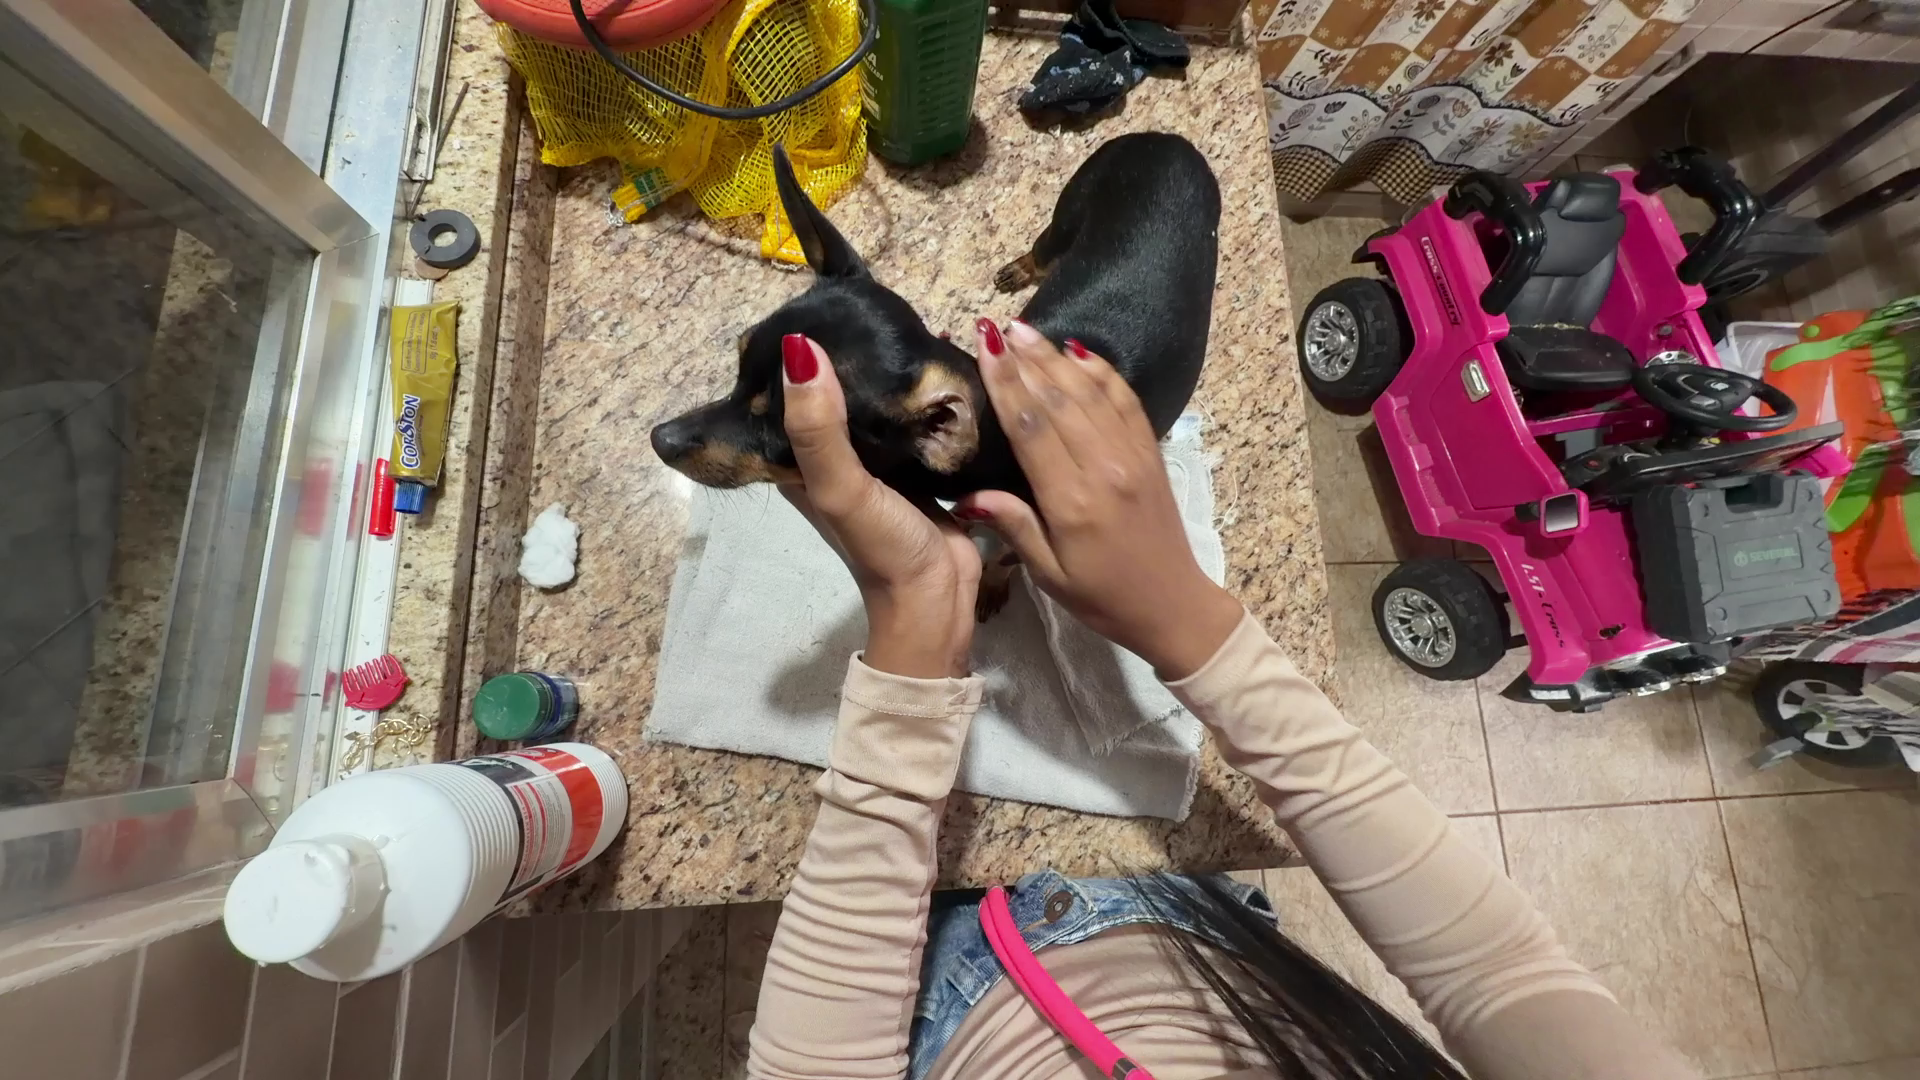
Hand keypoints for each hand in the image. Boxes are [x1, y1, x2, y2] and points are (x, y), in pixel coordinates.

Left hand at [779, 335, 981, 678]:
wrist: (938, 597)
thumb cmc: (880, 547)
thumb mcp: (840, 488)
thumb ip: (819, 428)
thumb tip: (802, 348)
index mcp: (804, 462)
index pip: (790, 397)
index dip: (799, 356)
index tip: (823, 307)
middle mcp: (838, 458)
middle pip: (840, 396)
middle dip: (858, 357)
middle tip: (881, 308)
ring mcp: (881, 463)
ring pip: (883, 406)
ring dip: (895, 375)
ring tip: (913, 324)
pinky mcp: (920, 468)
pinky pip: (919, 421)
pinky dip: (927, 397)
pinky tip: (944, 362)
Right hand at [954, 320, 1241, 679]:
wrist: (1173, 604)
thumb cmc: (1102, 597)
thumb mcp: (1049, 575)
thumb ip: (1014, 527)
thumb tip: (967, 494)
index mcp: (1073, 501)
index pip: (1032, 428)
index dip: (1006, 383)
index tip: (984, 347)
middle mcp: (1104, 467)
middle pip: (1059, 399)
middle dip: (1026, 360)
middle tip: (997, 328)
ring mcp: (1133, 455)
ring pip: (1091, 392)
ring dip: (1057, 357)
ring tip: (1028, 329)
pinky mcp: (1151, 453)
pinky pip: (1126, 401)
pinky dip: (1102, 372)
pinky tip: (1079, 353)